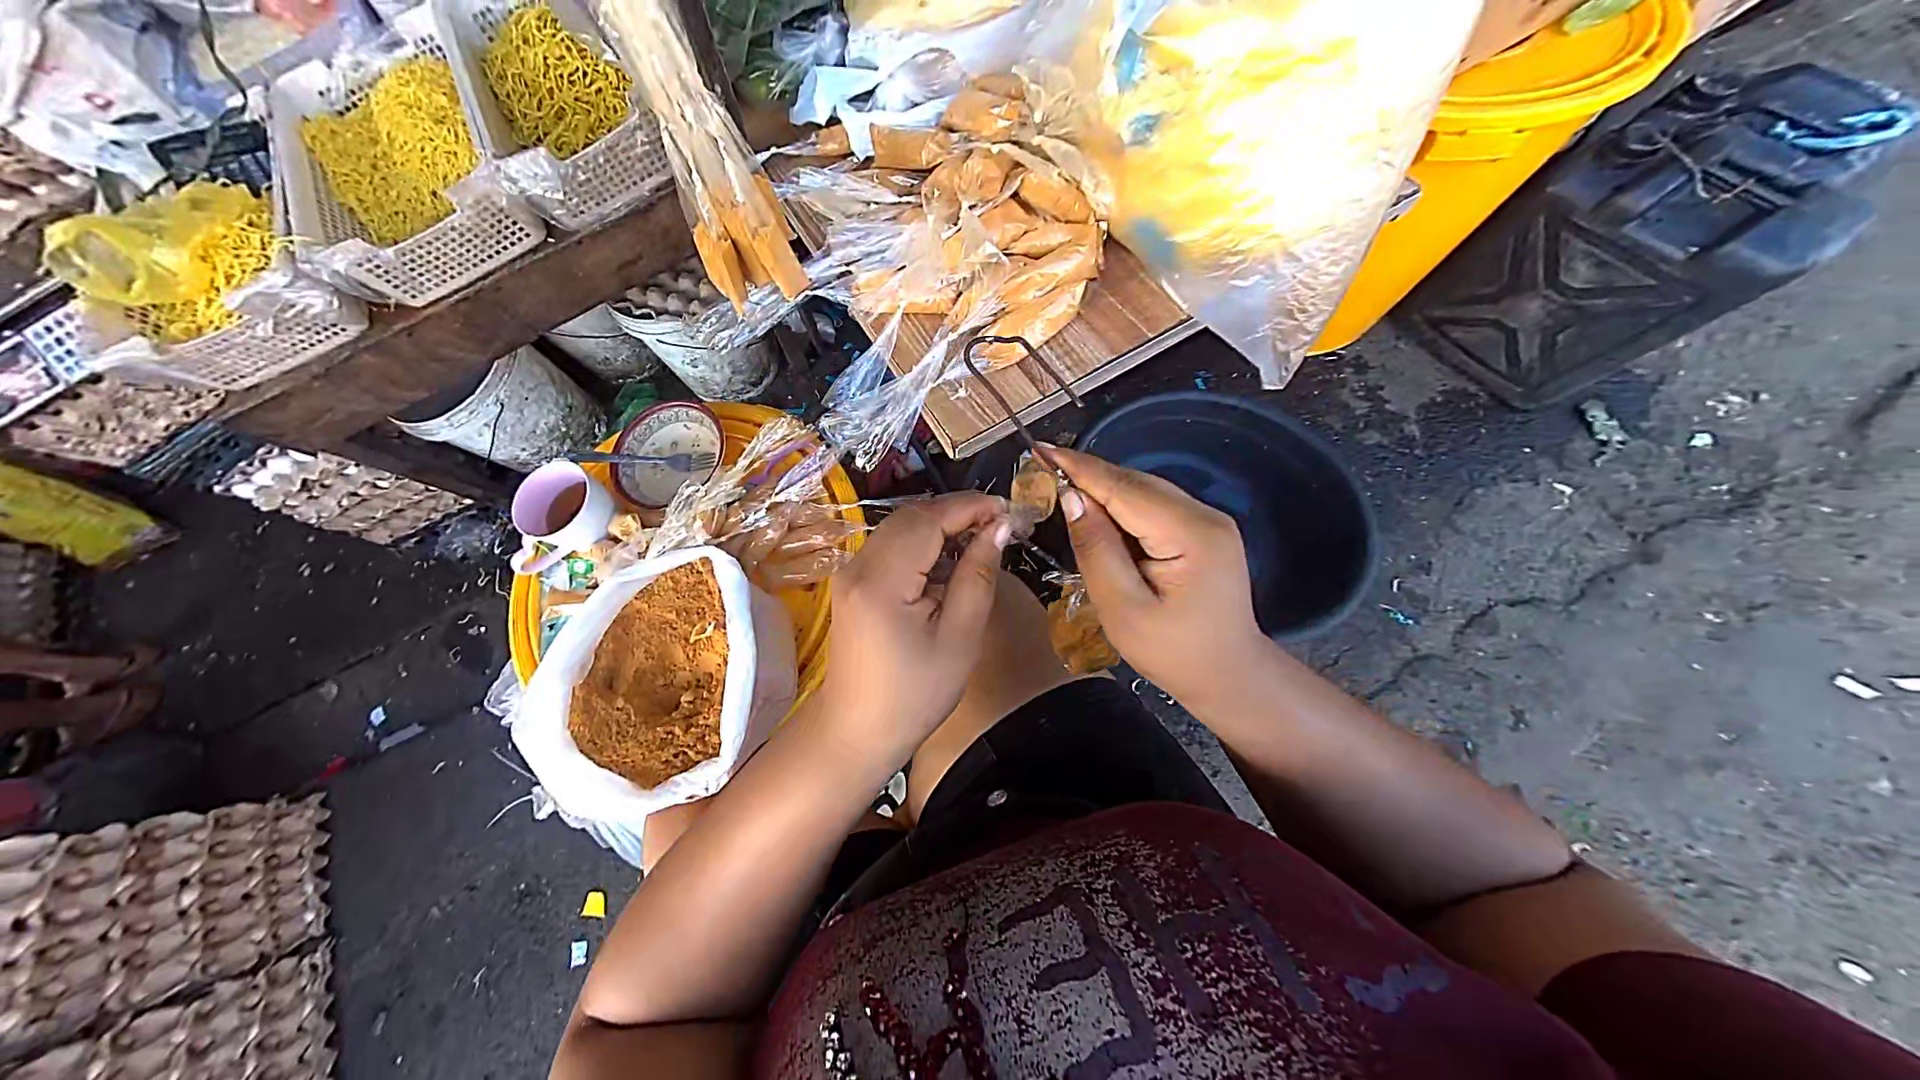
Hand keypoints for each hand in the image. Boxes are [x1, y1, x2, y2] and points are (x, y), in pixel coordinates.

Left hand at [817, 492, 1009, 762]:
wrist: (856, 731)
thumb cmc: (914, 696)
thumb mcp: (959, 639)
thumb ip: (978, 577)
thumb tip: (998, 528)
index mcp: (881, 581)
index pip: (928, 519)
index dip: (970, 507)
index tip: (1008, 510)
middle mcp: (857, 566)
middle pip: (911, 517)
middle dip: (957, 513)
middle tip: (1000, 525)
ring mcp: (850, 573)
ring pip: (900, 528)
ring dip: (941, 526)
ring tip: (981, 542)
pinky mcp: (852, 583)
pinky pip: (891, 547)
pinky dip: (923, 544)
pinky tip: (948, 562)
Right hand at [1049, 446, 1269, 706]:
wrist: (1228, 676)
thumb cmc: (1173, 654)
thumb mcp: (1123, 609)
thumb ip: (1096, 550)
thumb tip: (1071, 498)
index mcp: (1191, 534)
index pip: (1125, 489)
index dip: (1080, 468)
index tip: (1040, 450)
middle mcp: (1205, 516)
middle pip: (1136, 485)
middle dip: (1088, 475)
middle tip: (1039, 468)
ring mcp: (1207, 522)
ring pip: (1143, 493)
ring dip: (1102, 490)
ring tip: (1058, 486)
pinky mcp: (1202, 532)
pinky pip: (1152, 508)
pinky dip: (1120, 507)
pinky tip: (1095, 512)